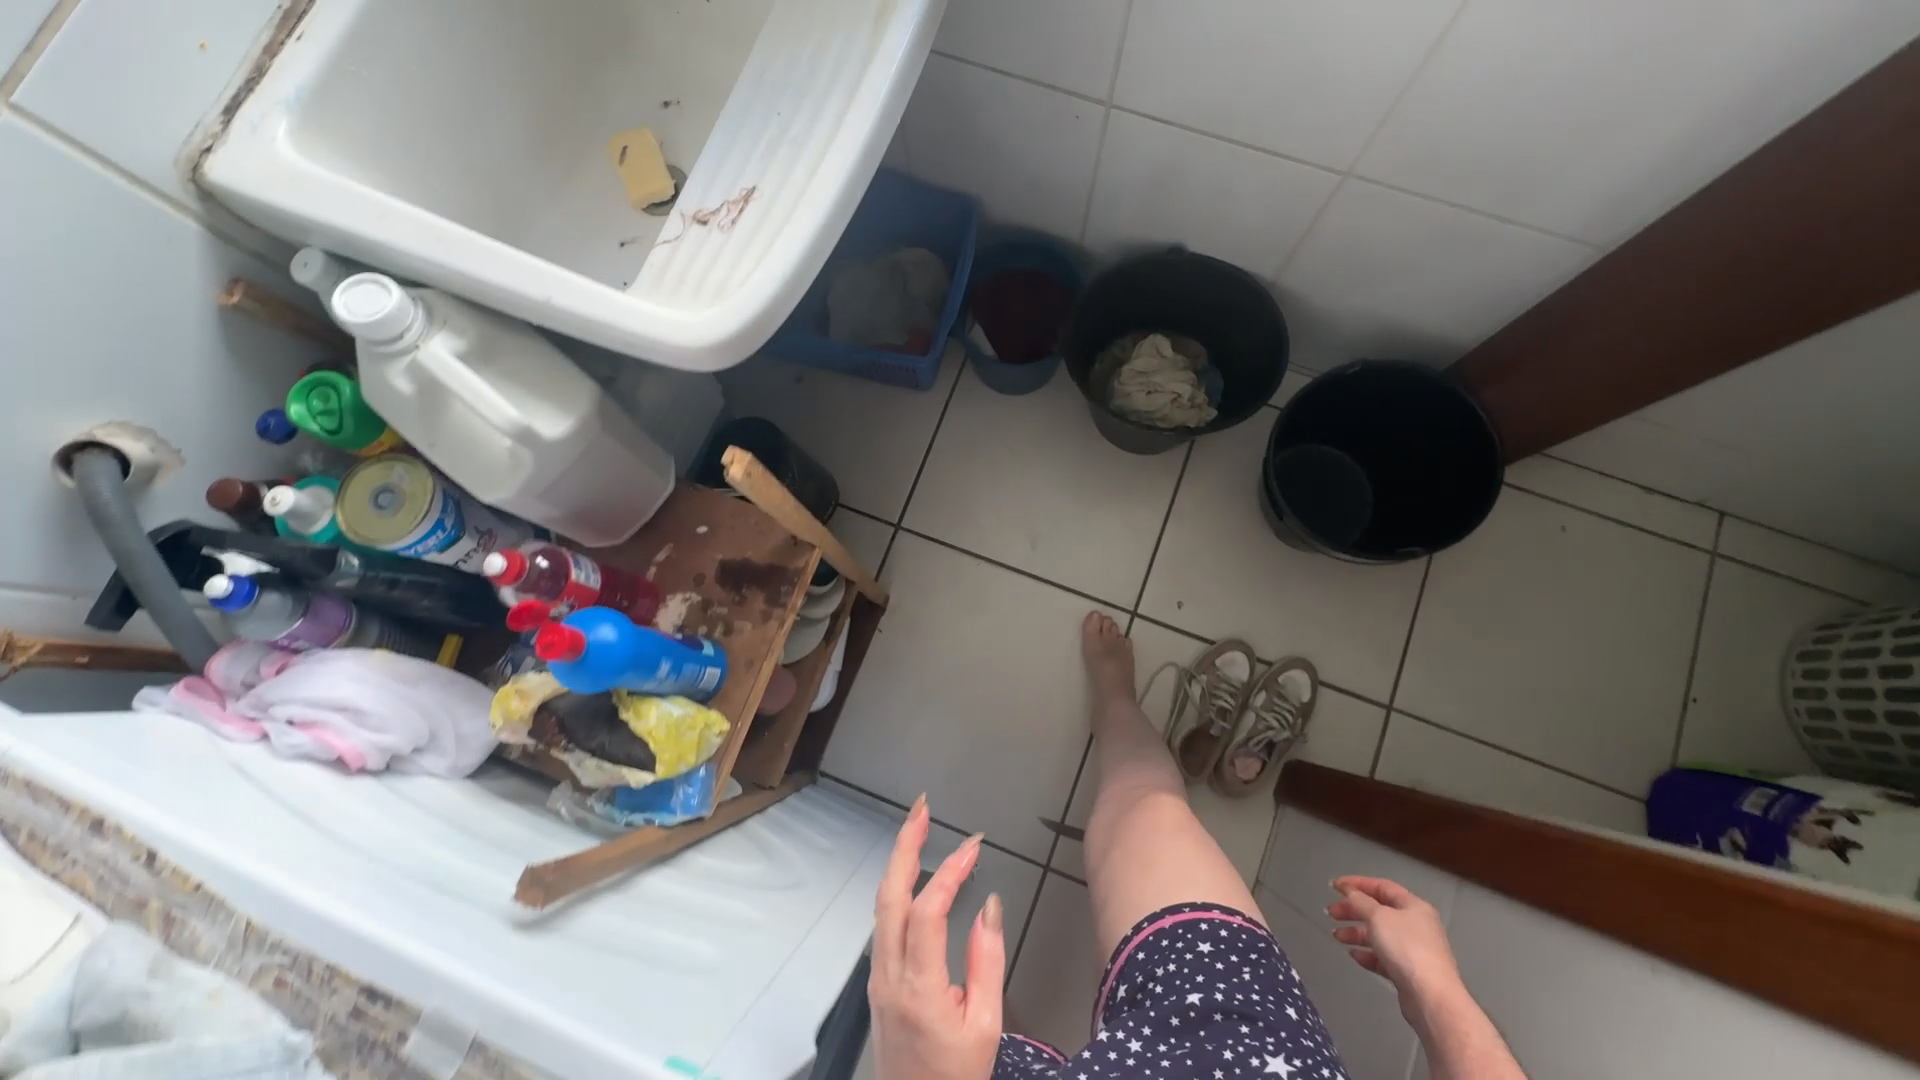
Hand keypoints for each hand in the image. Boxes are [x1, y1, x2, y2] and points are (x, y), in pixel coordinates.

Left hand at [869, 796, 1004, 1079]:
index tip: (973, 846)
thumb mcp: (986, 1026)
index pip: (928, 911)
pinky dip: (898, 888)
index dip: (949, 872)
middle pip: (889, 896)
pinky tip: (913, 874)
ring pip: (881, 906)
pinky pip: (884, 922)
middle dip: (904, 846)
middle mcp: (890, 976)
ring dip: (899, 863)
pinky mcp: (879, 981)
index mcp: (919, 988)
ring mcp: (878, 977)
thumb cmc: (955, 1076)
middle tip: (922, 808)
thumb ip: (987, 962)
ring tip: (918, 829)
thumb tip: (989, 907)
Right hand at [1327, 876, 1461, 1023]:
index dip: (1356, 883)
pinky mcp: (1409, 971)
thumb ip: (1360, 900)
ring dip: (1356, 933)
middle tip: (1330, 913)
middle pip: (1378, 911)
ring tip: (1336, 936)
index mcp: (1413, 906)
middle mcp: (1416, 925)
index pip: (1382, 886)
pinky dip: (1367, 954)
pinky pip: (1384, 957)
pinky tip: (1354, 955)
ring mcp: (1413, 950)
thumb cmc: (1405, 947)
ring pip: (1379, 935)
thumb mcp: (1378, 916)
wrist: (1431, 996)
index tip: (1333, 887)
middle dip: (1352, 910)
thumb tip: (1349, 891)